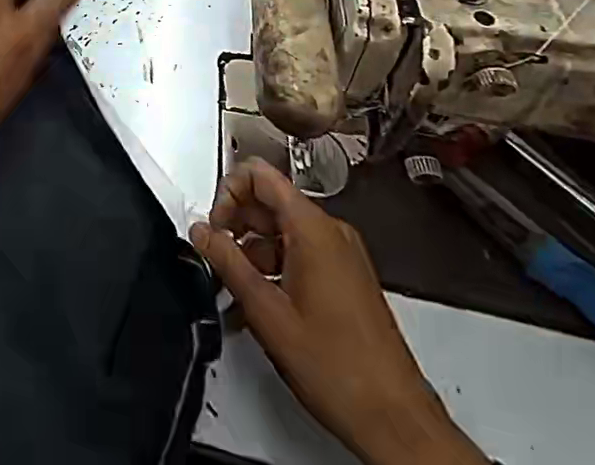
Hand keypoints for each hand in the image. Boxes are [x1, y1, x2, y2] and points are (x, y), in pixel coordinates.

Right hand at [189, 160, 486, 464]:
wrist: (393, 419)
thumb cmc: (341, 369)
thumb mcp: (265, 309)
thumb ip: (226, 261)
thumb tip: (201, 231)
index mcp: (314, 230)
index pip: (260, 175)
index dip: (228, 191)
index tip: (215, 224)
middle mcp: (331, 234)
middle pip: (268, 201)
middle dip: (235, 224)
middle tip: (216, 255)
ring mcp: (340, 256)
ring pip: (280, 230)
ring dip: (250, 251)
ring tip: (233, 287)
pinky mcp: (343, 278)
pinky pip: (297, 253)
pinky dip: (270, 267)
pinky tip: (256, 302)